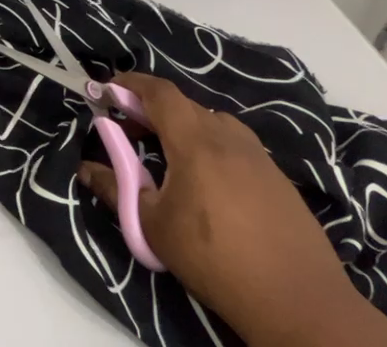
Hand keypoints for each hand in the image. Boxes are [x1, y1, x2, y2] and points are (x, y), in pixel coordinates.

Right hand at [79, 73, 386, 346]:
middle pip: (186, 106)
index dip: (130, 84)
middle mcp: (230, 141)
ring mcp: (261, 160)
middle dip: (151, 110)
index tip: (107, 91)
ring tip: (168, 157)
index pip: (160, 93)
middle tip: (129, 132)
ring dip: (184, 128)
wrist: (300, 304)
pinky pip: (237, 147)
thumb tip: (86, 169)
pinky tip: (206, 183)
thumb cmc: (214, 259)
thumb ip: (116, 189)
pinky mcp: (280, 182)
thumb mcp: (153, 225)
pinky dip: (211, 148)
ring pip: (215, 124)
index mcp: (196, 143)